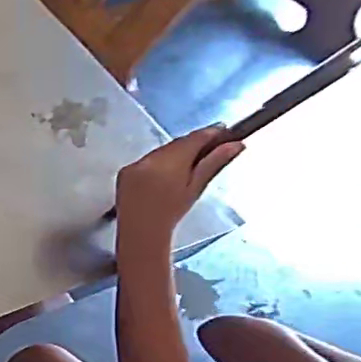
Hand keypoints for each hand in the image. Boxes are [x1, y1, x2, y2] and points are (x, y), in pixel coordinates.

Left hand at [114, 127, 242, 232]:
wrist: (141, 230)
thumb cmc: (171, 212)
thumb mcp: (196, 187)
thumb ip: (213, 163)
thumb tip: (236, 144)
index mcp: (169, 162)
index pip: (193, 139)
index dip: (210, 133)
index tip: (224, 131)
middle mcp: (149, 159)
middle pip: (176, 144)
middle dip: (193, 144)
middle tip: (211, 147)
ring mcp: (134, 165)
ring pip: (161, 151)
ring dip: (175, 153)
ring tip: (189, 163)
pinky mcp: (124, 171)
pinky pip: (146, 160)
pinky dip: (157, 162)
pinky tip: (165, 173)